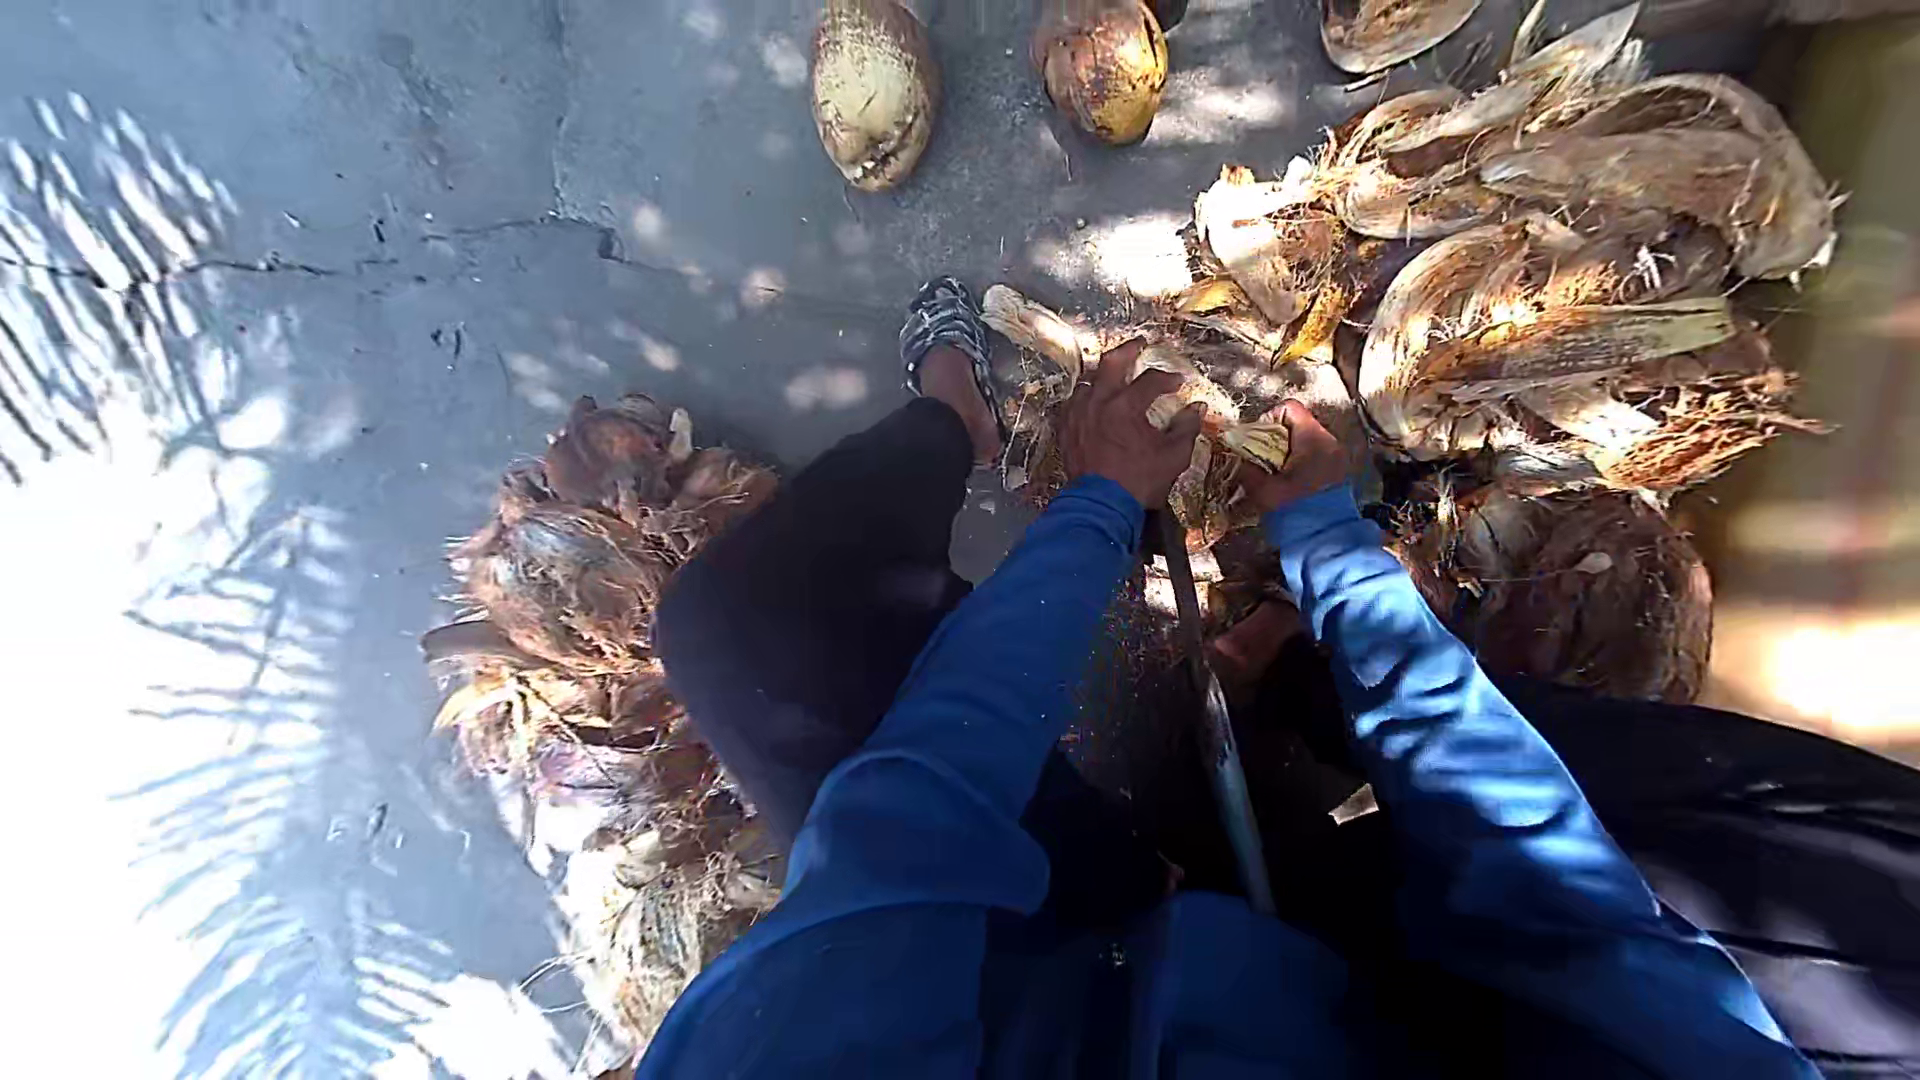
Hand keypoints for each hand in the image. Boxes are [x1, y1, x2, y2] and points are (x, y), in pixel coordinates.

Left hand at [1061, 339, 1203, 508]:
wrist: (1101, 507)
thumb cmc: (1138, 483)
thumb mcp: (1173, 456)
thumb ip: (1186, 428)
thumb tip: (1196, 408)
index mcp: (1124, 406)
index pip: (1150, 380)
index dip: (1167, 379)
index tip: (1177, 382)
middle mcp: (1097, 404)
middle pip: (1110, 364)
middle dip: (1128, 350)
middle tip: (1139, 345)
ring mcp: (1077, 416)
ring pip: (1087, 382)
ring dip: (1102, 374)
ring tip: (1112, 373)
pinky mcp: (1065, 431)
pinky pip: (1072, 404)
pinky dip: (1084, 397)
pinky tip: (1091, 400)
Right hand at [1238, 400, 1348, 513]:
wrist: (1322, 536)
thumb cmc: (1292, 509)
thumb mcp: (1261, 488)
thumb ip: (1246, 467)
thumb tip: (1235, 455)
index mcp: (1312, 440)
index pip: (1290, 407)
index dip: (1268, 418)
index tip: (1256, 438)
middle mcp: (1329, 442)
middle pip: (1297, 422)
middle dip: (1274, 436)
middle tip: (1259, 456)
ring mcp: (1336, 456)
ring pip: (1304, 438)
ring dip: (1285, 449)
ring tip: (1272, 469)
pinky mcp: (1336, 470)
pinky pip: (1313, 453)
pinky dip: (1297, 459)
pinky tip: (1287, 478)